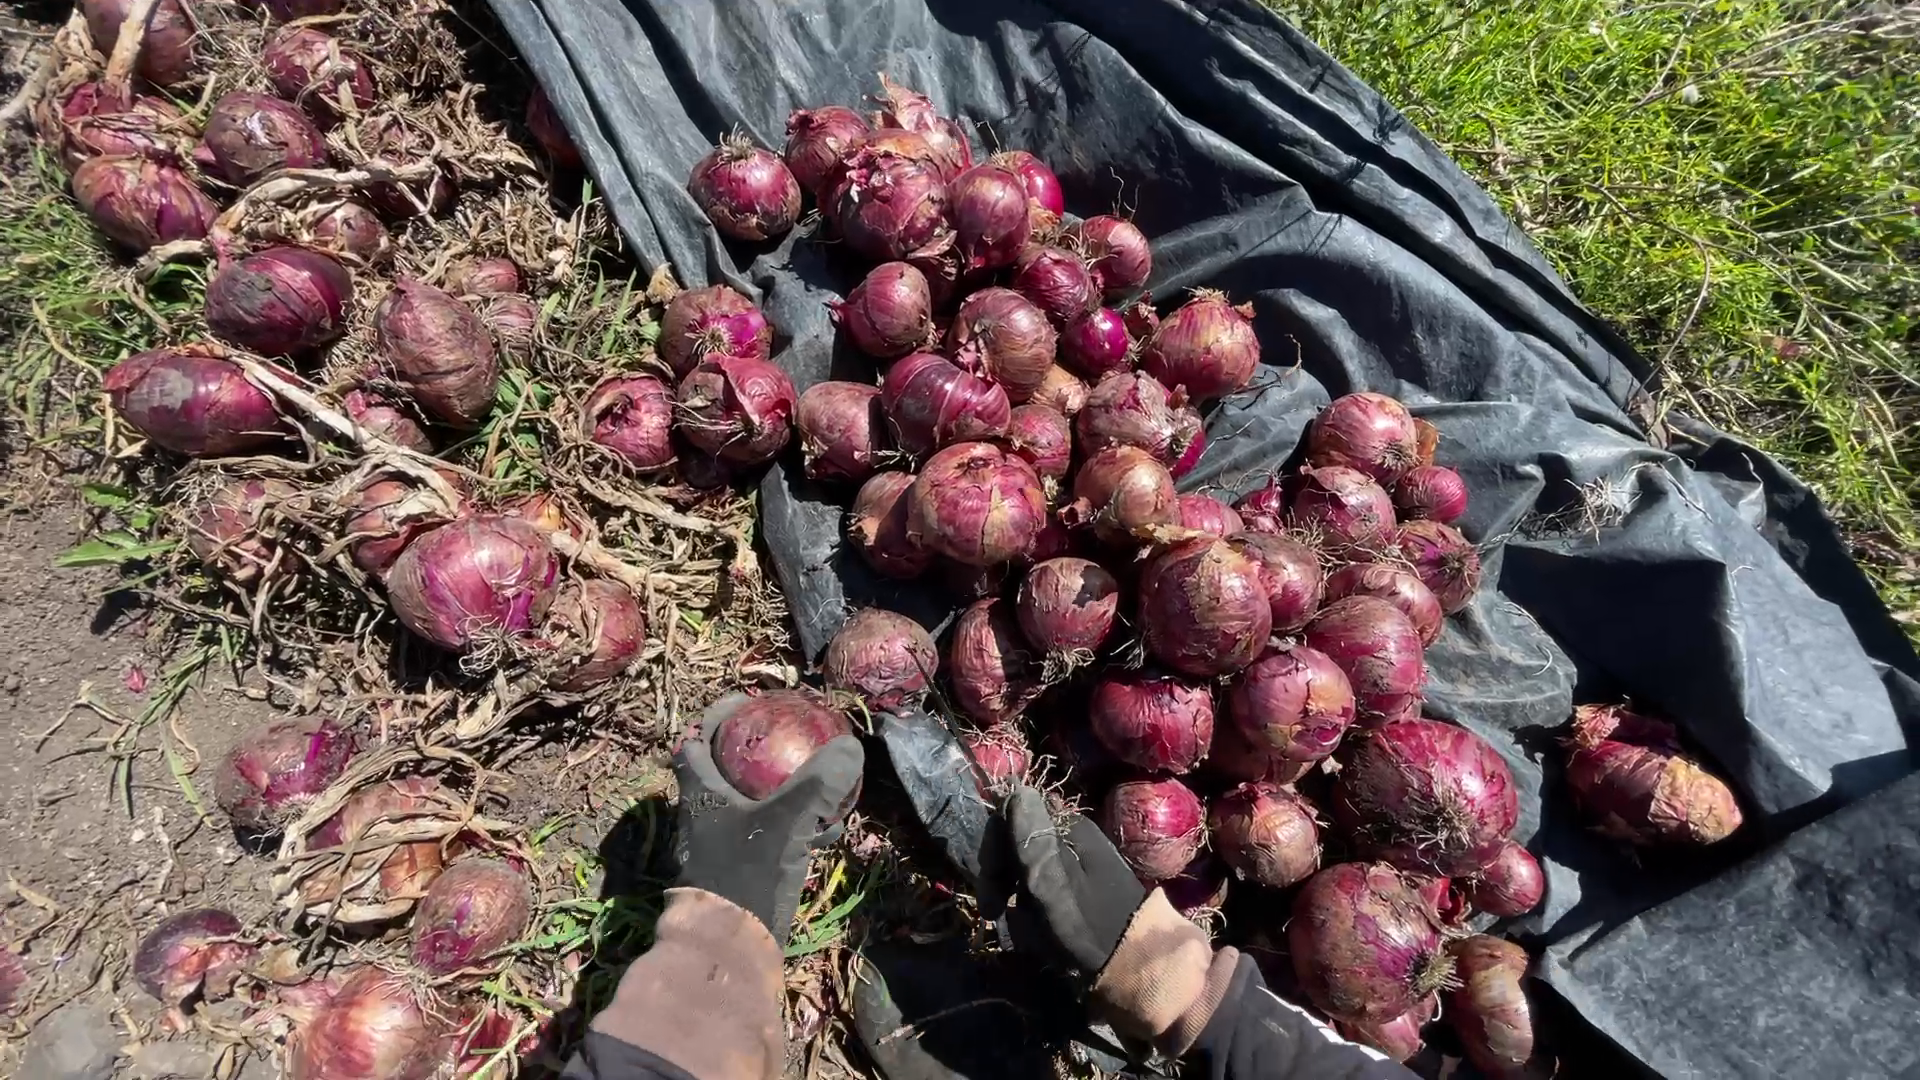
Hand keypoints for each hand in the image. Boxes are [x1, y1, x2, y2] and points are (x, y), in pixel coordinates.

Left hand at [671, 693, 864, 940]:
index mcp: (701, 795)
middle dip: (752, 753)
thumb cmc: (747, 874)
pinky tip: (823, 829)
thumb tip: (850, 748)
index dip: (713, 718)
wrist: (729, 948)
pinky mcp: (739, 871)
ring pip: (747, 803)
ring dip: (776, 790)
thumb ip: (819, 783)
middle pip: (722, 771)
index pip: (693, 744)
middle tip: (786, 740)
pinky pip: (765, 833)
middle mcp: (703, 817)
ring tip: (814, 783)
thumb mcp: (787, 820)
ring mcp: (720, 846)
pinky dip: (790, 824)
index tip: (743, 704)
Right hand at [1003, 785, 1144, 975]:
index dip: (994, 845)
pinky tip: (1037, 934)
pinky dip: (1033, 909)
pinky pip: (1042, 888)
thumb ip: (1032, 840)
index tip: (989, 881)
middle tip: (992, 910)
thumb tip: (1017, 789)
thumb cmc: (1093, 924)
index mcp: (1067, 827)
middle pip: (1017, 840)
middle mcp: (1070, 836)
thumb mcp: (1055, 885)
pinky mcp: (1078, 886)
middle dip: (1001, 875)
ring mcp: (1075, 860)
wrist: (1137, 962)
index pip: (1013, 813)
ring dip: (1017, 898)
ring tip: (1022, 929)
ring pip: (1027, 867)